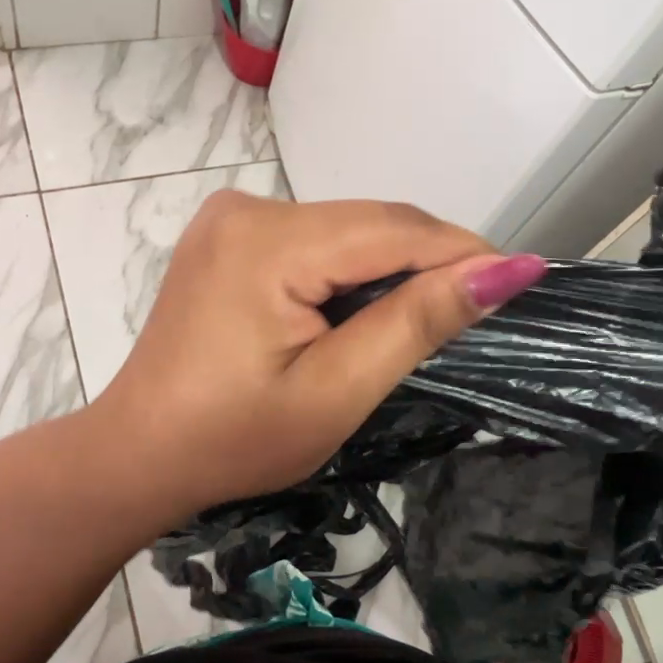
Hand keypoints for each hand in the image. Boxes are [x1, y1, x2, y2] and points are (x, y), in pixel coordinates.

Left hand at [88, 191, 545, 514]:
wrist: (139, 453)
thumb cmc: (234, 440)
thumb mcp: (335, 391)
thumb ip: (416, 323)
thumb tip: (505, 270)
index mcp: (269, 243)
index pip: (395, 229)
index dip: (464, 252)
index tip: (523, 282)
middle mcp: (247, 209)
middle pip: (369, 223)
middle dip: (428, 262)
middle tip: (475, 312)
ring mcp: (229, 218)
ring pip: (344, 229)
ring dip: (389, 267)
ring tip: (423, 318)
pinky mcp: (225, 236)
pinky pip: (312, 239)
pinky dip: (348, 269)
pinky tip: (359, 311)